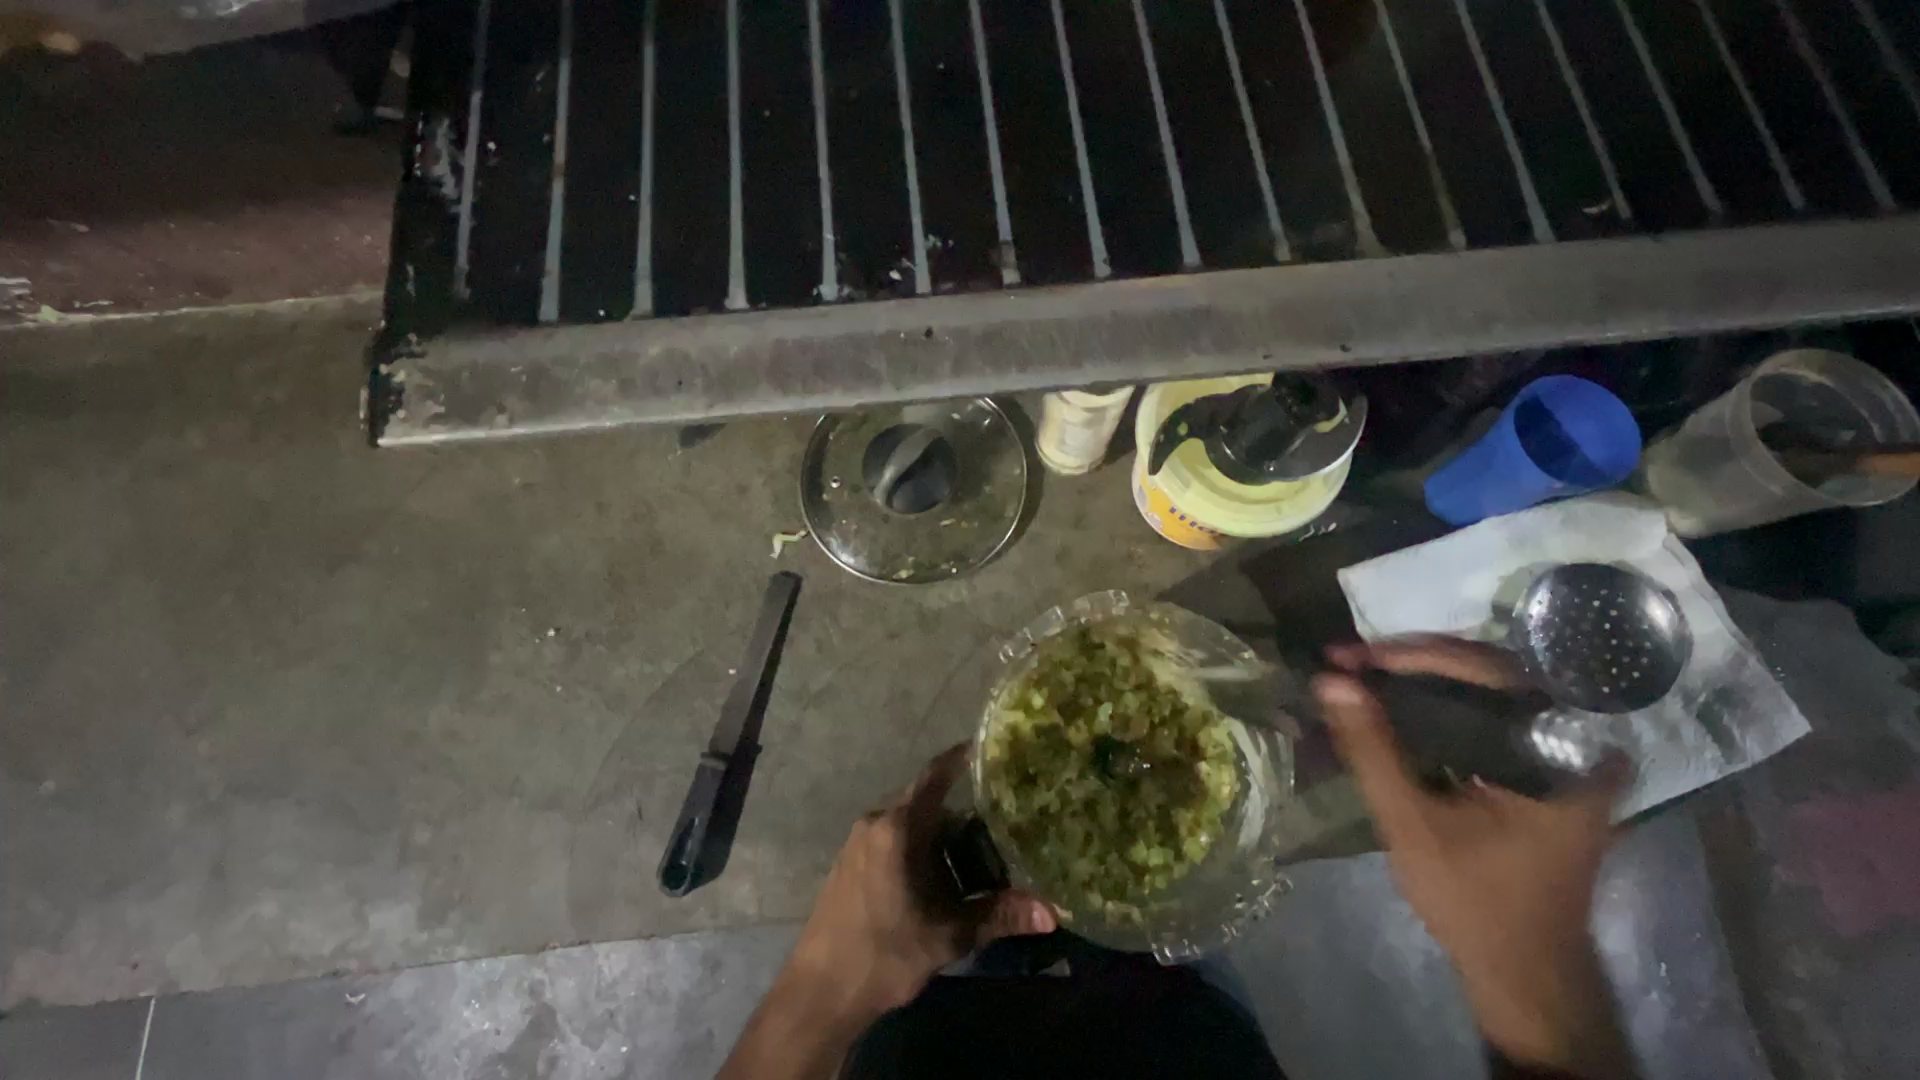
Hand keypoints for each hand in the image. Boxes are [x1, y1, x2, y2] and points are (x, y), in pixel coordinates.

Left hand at [785, 743, 1055, 1018]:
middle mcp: (876, 823)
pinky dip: (922, 847)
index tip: (992, 748)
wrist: (819, 992)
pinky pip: (894, 839)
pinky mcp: (851, 862)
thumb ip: (998, 916)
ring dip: (943, 834)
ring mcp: (859, 842)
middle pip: (928, 802)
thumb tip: (1052, 911)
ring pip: (911, 823)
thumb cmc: (883, 954)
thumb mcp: (947, 935)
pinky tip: (944, 874)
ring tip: (984, 848)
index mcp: (897, 827)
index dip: (962, 758)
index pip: (935, 776)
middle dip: (964, 809)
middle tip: (1006, 815)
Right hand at [1314, 638, 1634, 1077]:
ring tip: (1364, 674)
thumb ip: (1372, 749)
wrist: (1525, 972)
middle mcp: (1573, 743)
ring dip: (1422, 683)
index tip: (1353, 654)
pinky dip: (1442, 709)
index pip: (1484, 672)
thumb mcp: (1411, 823)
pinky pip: (1490, 720)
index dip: (1413, 657)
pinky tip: (1396, 705)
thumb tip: (1332, 680)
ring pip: (1486, 694)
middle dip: (1412, 663)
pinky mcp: (1545, 772)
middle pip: (1486, 675)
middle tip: (1352, 660)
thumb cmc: (1474, 900)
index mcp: (1558, 751)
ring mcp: (1564, 757)